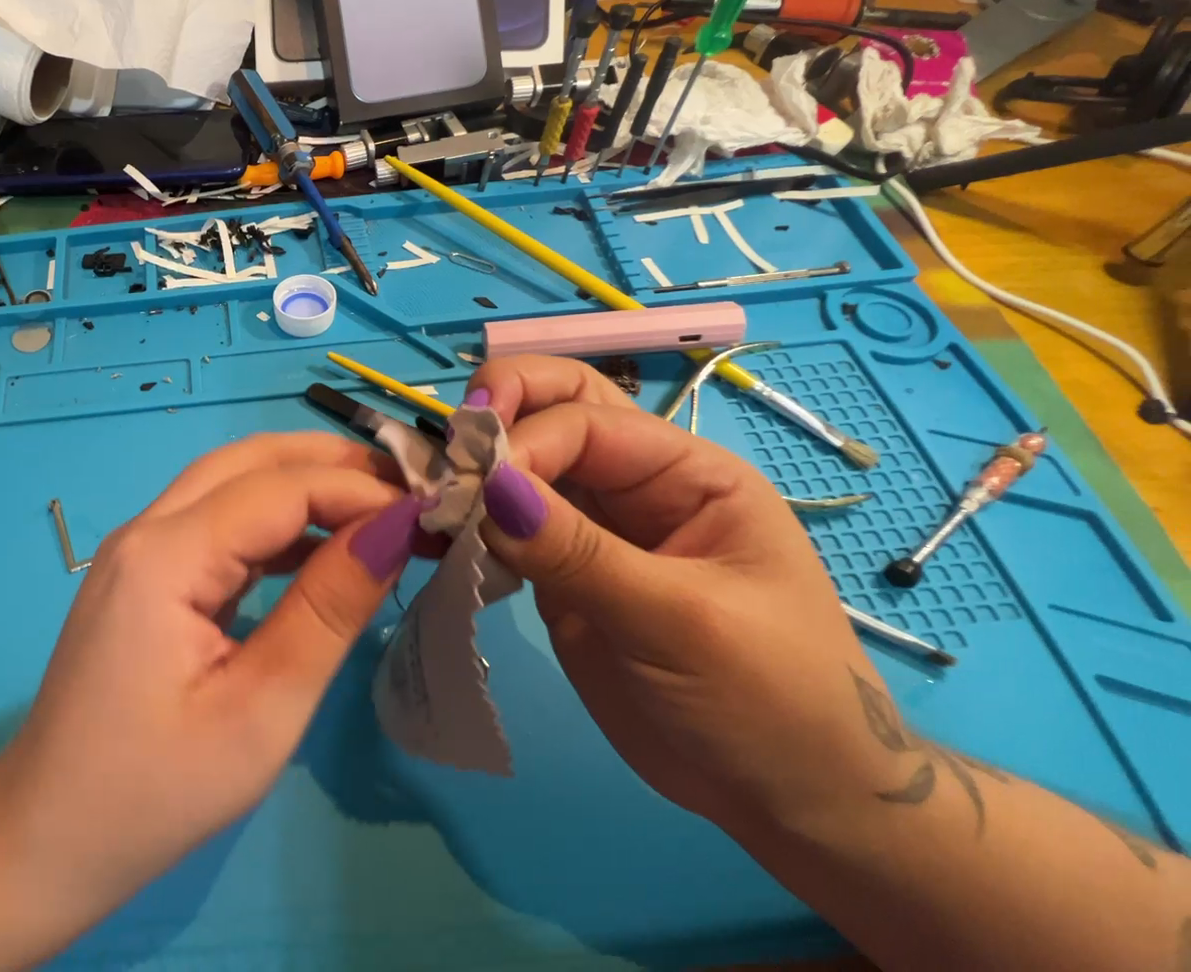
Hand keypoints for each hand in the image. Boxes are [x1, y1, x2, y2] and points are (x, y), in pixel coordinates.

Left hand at [0, 432, 425, 952]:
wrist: (48, 839)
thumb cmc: (156, 791)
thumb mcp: (261, 708)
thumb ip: (328, 608)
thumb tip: (394, 528)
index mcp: (165, 556)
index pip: (280, 487)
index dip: (361, 490)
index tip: (434, 512)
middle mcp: (145, 532)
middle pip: (249, 462)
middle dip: (334, 464)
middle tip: (413, 492)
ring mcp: (138, 554)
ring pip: (230, 485)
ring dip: (306, 487)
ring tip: (383, 511)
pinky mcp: (145, 581)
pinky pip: (217, 526)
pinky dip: (276, 525)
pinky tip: (323, 549)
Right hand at [468, 357, 906, 835]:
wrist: (780, 797)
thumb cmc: (768, 699)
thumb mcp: (681, 620)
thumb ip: (580, 553)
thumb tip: (489, 488)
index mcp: (688, 474)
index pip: (588, 422)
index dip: (525, 441)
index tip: (473, 487)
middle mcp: (637, 487)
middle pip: (559, 410)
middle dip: (499, 411)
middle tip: (447, 445)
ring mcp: (593, 533)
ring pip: (524, 470)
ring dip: (475, 471)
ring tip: (428, 496)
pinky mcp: (559, 578)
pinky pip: (505, 531)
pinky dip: (468, 526)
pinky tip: (437, 536)